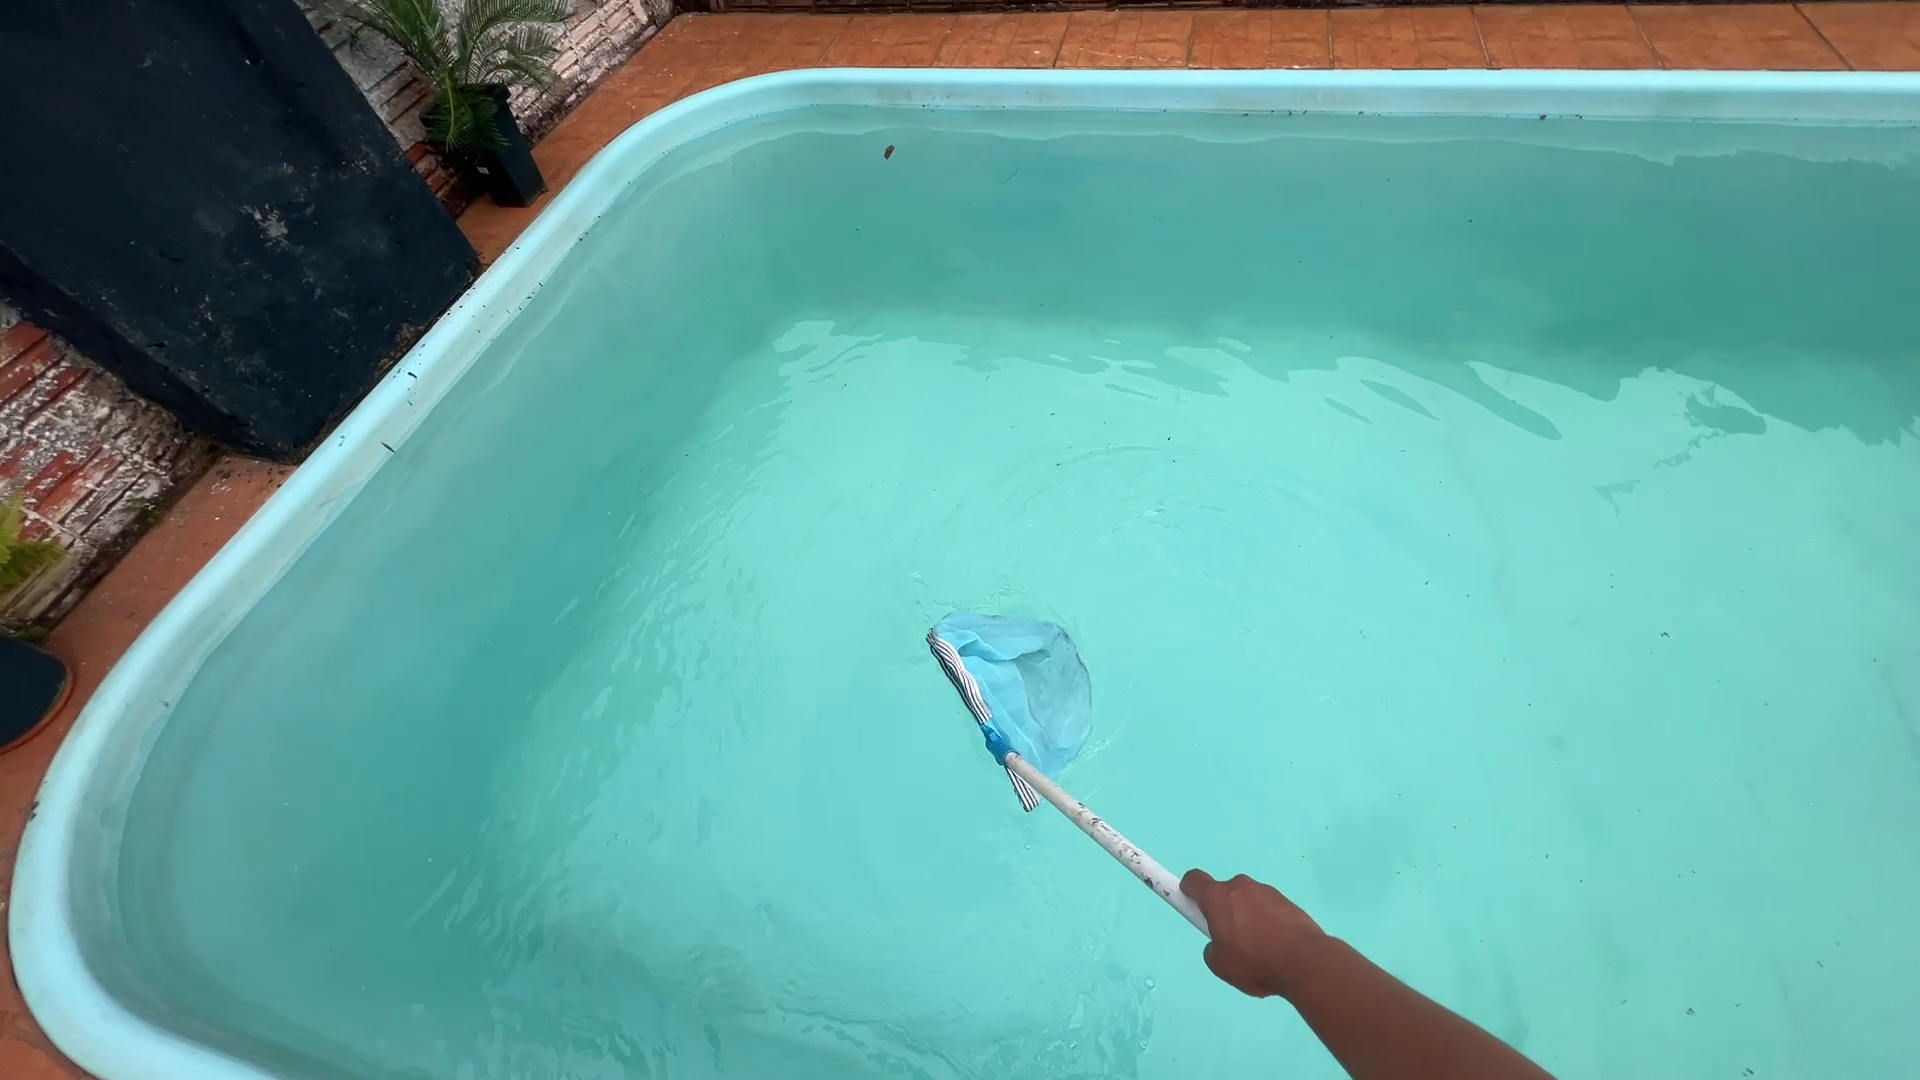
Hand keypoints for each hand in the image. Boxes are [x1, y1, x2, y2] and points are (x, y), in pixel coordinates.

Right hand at [1181, 869, 1330, 999]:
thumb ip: (1212, 951)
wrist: (1307, 964)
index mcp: (1218, 896)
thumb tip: (1219, 946)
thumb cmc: (1256, 962)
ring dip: (1249, 918)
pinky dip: (1270, 924)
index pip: (1194, 879)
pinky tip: (1279, 950)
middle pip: (1225, 892)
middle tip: (1232, 939)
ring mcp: (1267, 892)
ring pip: (1250, 902)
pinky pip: (1271, 910)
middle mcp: (1241, 887)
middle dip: (1224, 910)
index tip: (1191, 902)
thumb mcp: (1221, 966)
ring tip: (1262, 951)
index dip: (1189, 889)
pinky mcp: (1289, 903)